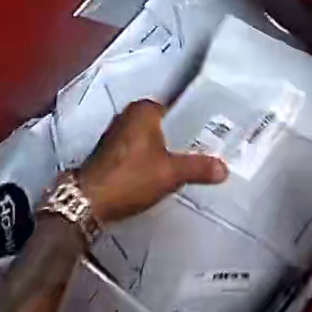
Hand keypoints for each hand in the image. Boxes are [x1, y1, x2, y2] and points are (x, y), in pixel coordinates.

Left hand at [76, 99, 227, 224]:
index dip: (194, 122)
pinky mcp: (109, 151)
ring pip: (150, 137)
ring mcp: (116, 132)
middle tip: (202, 150)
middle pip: (164, 123)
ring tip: (185, 162)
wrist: (87, 203)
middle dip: (180, 136)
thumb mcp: (171, 173)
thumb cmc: (129, 178)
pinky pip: (139, 148)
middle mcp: (129, 114)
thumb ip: (199, 168)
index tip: (209, 134)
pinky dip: (150, 157)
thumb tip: (223, 169)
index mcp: (144, 109)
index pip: (178, 108)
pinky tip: (161, 172)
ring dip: (164, 148)